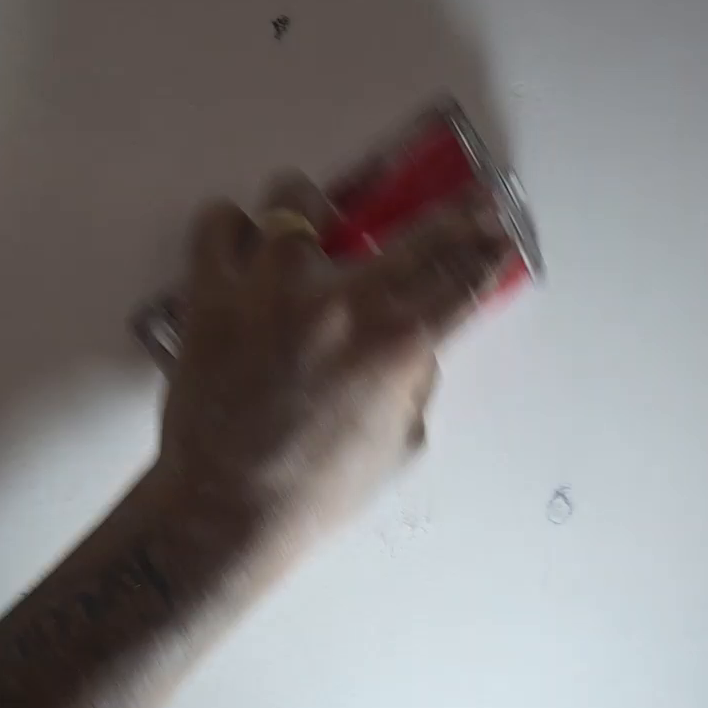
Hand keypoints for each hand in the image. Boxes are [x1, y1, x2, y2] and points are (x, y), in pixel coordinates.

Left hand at [155, 172, 511, 537]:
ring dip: (312, 213)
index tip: (497, 233)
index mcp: (396, 345)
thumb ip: (414, 384)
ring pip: (296, 198)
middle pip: (414, 232)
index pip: (461, 279)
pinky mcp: (210, 293)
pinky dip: (232, 231)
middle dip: (456, 216)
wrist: (227, 509)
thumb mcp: (400, 448)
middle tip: (465, 210)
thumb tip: (414, 343)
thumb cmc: (319, 492)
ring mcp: (270, 288)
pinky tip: (243, 253)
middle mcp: (340, 300)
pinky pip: (218, 223)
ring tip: (307, 240)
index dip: (487, 251)